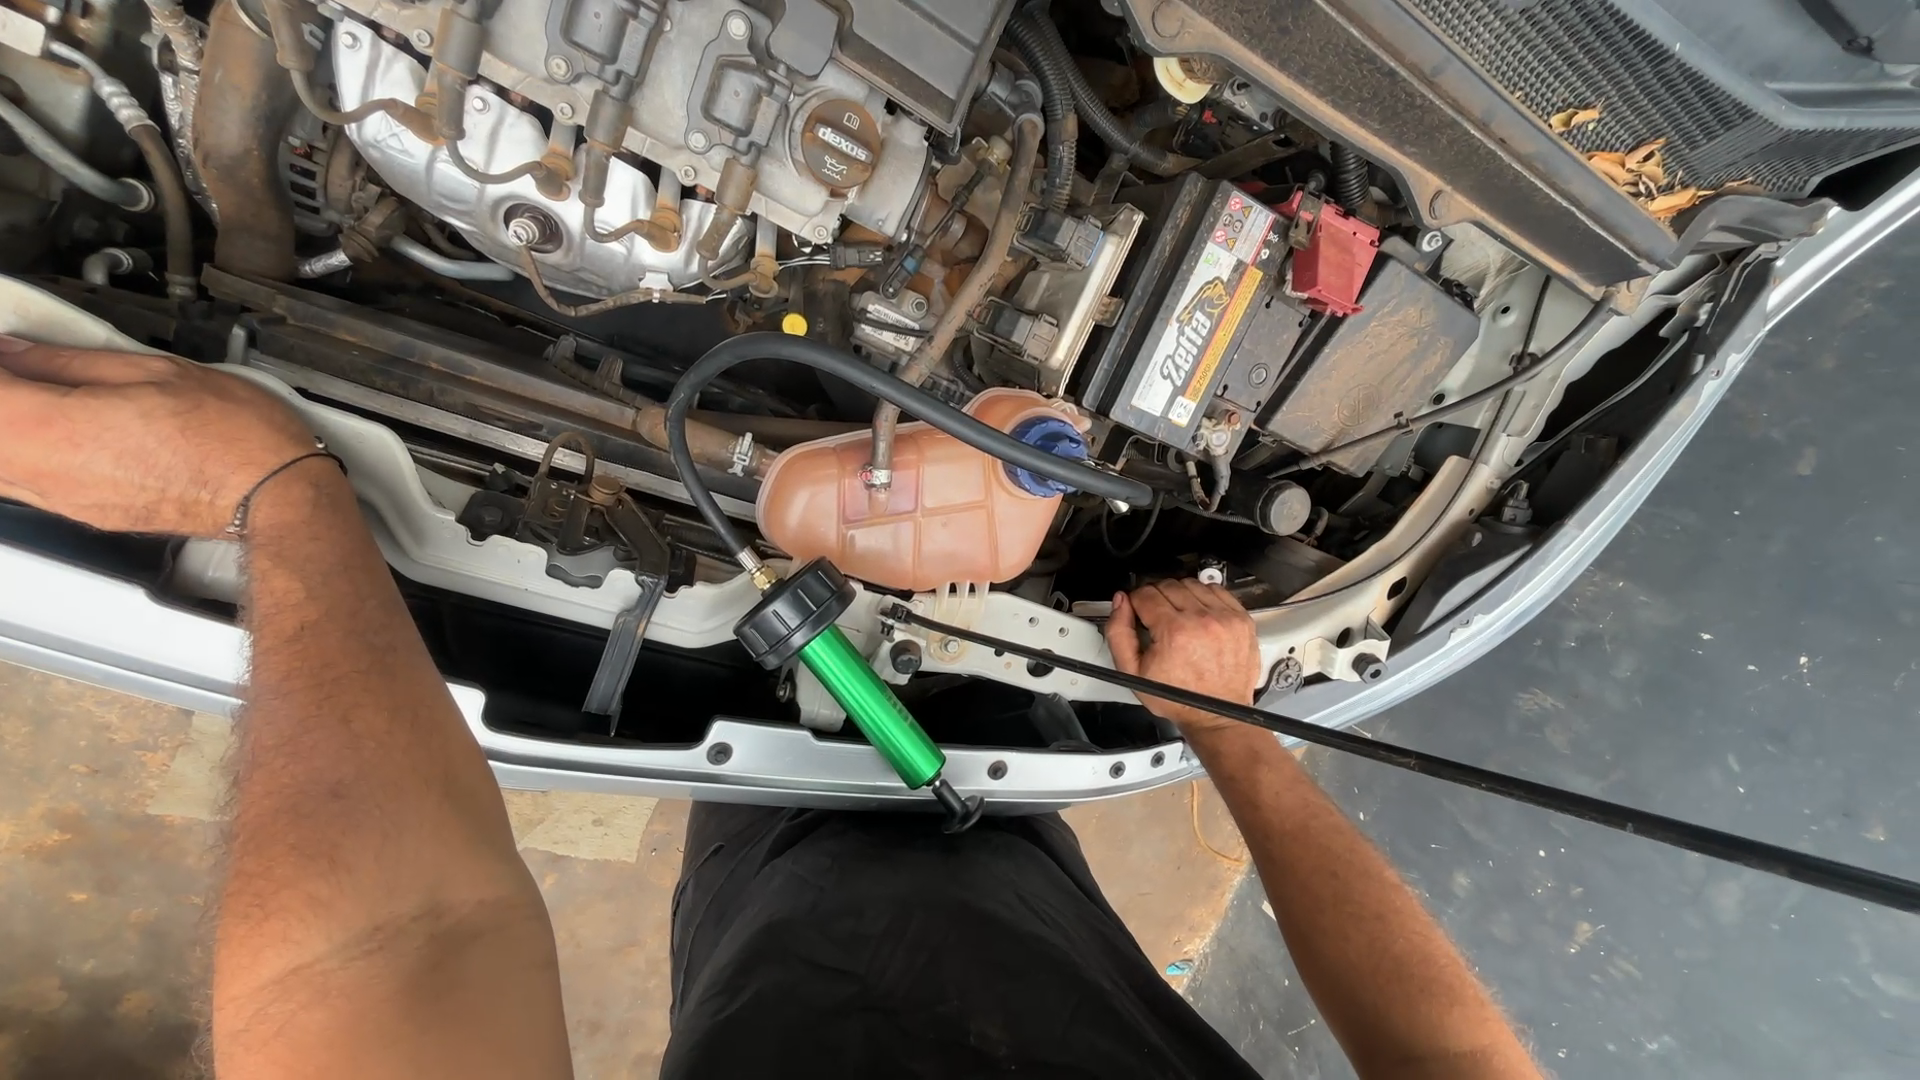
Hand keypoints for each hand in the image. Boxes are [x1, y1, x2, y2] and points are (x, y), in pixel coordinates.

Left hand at [0, 337, 319, 536]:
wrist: (282, 496)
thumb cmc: (240, 440)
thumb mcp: (164, 374)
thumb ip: (72, 362)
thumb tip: (19, 353)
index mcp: (52, 426)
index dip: (0, 366)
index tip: (12, 354)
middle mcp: (44, 471)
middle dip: (9, 396)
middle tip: (30, 375)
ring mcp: (65, 499)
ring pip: (1, 461)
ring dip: (16, 429)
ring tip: (56, 404)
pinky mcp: (90, 514)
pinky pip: (29, 481)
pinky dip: (36, 454)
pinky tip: (78, 437)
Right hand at [1105, 579, 1263, 737]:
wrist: (1217, 716)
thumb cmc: (1178, 698)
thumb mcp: (1133, 673)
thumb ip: (1119, 633)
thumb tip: (1120, 602)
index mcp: (1174, 631)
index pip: (1145, 594)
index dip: (1136, 602)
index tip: (1138, 612)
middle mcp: (1203, 620)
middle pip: (1168, 585)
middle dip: (1156, 597)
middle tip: (1155, 617)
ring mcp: (1225, 618)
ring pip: (1192, 583)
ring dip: (1180, 594)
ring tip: (1177, 616)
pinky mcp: (1242, 620)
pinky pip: (1217, 590)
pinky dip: (1203, 597)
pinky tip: (1197, 614)